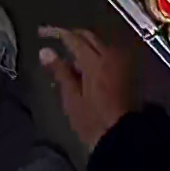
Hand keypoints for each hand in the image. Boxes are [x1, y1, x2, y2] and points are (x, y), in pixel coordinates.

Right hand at [38, 26, 136, 150]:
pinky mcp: (128, 70)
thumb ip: (59, 71)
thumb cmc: (93, 121)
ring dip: (84, 44)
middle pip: (89, 35)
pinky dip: (95, 53)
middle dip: (71, 35)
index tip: (42, 32)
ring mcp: (122, 61)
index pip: (73, 38)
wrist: (124, 137)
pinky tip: (85, 67)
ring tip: (68, 58)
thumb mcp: (72, 98)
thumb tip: (45, 51)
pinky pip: (108, 52)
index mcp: (96, 60)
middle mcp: (111, 54)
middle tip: (54, 40)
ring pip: (100, 43)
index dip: (56, 32)